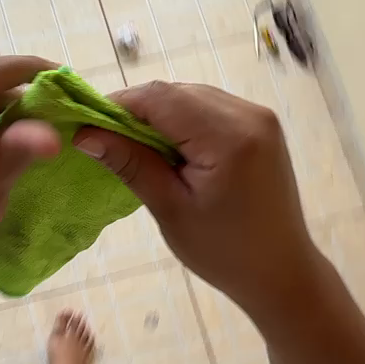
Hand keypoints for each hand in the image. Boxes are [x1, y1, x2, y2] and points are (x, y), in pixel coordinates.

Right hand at [74, 82, 325, 313]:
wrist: (280, 271)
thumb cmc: (223, 251)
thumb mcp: (169, 208)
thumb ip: (130, 163)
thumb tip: (84, 135)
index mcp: (229, 137)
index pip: (160, 97)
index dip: (118, 104)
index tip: (87, 126)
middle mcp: (248, 114)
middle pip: (176, 92)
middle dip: (136, 110)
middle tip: (106, 141)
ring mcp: (258, 117)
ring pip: (190, 95)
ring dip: (158, 114)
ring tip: (134, 148)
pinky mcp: (259, 125)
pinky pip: (208, 107)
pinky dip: (181, 120)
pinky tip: (168, 149)